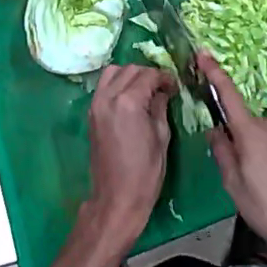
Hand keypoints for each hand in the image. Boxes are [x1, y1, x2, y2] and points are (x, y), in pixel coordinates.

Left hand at [81, 63, 173, 245]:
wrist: (116, 198)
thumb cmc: (145, 172)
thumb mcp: (161, 136)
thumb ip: (160, 107)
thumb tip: (162, 91)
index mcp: (128, 102)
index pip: (148, 75)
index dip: (165, 78)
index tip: (174, 87)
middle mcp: (108, 97)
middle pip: (130, 69)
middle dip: (148, 74)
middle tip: (162, 89)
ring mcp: (96, 105)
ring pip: (113, 73)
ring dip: (130, 76)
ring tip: (144, 91)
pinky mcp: (91, 114)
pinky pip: (104, 87)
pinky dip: (117, 84)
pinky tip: (130, 99)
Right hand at [202, 52, 266, 256]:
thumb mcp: (236, 187)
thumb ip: (223, 156)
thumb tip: (215, 132)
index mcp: (251, 131)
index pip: (227, 95)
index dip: (213, 73)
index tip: (203, 54)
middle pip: (245, 127)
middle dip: (238, 145)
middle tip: (240, 179)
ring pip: (263, 141)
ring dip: (257, 158)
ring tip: (263, 193)